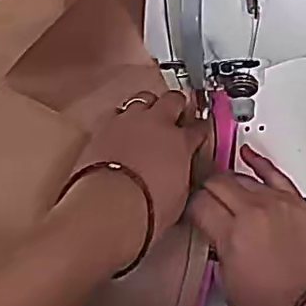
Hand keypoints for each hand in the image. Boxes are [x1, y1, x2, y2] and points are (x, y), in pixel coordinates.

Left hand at [66, 91, 209, 261]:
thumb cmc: (145, 208)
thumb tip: (180, 176)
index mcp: (182, 142)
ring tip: (148, 117)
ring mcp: (131, 121)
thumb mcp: (179, 197)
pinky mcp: (105, 125)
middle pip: (174, 100)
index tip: (198, 134)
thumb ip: (183, 175)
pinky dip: (121, 118)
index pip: (199, 128)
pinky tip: (121, 128)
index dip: (200, 130)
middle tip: (176, 114)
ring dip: (148, 106)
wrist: (109, 206)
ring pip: (145, 98)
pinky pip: (117, 111)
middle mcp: (158, 124)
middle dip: (177, 105)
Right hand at [185, 147, 305, 305]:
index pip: (199, 202)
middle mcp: (253, 212)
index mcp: (231, 234)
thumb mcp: (225, 280)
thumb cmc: (271, 304)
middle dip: (205, 190)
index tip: (190, 209)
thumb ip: (215, 244)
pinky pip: (273, 173)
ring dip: (228, 181)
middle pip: (217, 183)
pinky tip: (248, 154)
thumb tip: (210, 227)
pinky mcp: (295, 202)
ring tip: (221, 184)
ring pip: (241, 176)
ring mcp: (276, 204)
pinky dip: (259, 162)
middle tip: (203, 198)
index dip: (190, 205)